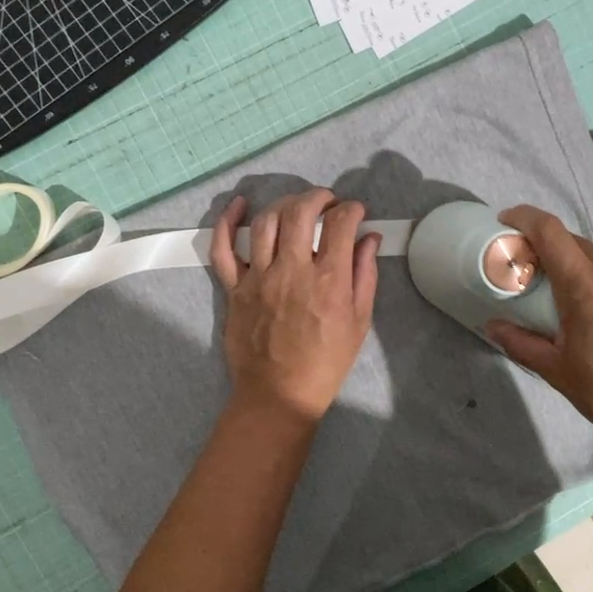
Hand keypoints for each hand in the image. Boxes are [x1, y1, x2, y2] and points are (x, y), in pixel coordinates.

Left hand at [209, 190, 380, 421]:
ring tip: (296, 206)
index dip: (351, 209)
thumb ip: (364, 275)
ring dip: (284, 203)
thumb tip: (369, 237)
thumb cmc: (325, 362)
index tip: (354, 212)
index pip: (340, 224)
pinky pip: (223, 248)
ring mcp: (258, 277)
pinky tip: (239, 205)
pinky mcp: (234, 288)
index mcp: (327, 280)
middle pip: (300, 211)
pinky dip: (227, 221)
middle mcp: (291, 270)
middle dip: (317, 197)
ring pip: (266, 222)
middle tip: (326, 202)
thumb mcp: (359, 322)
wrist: (279, 394)